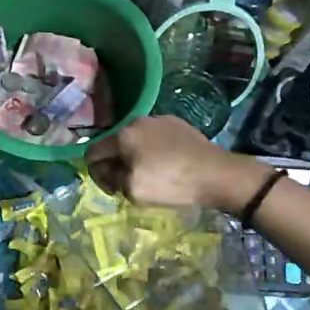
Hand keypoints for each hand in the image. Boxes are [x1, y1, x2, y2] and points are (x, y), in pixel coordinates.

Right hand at [86, 116, 247, 210]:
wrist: (217, 174)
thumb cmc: (171, 183)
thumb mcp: (132, 190)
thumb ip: (112, 178)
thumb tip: (111, 171)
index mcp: (122, 135)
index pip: (93, 151)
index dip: (96, 172)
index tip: (112, 188)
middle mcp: (137, 121)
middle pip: (115, 144)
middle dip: (117, 163)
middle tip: (129, 183)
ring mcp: (159, 119)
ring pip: (136, 139)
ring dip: (135, 155)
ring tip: (151, 173)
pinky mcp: (178, 123)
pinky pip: (155, 137)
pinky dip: (154, 150)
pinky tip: (167, 164)